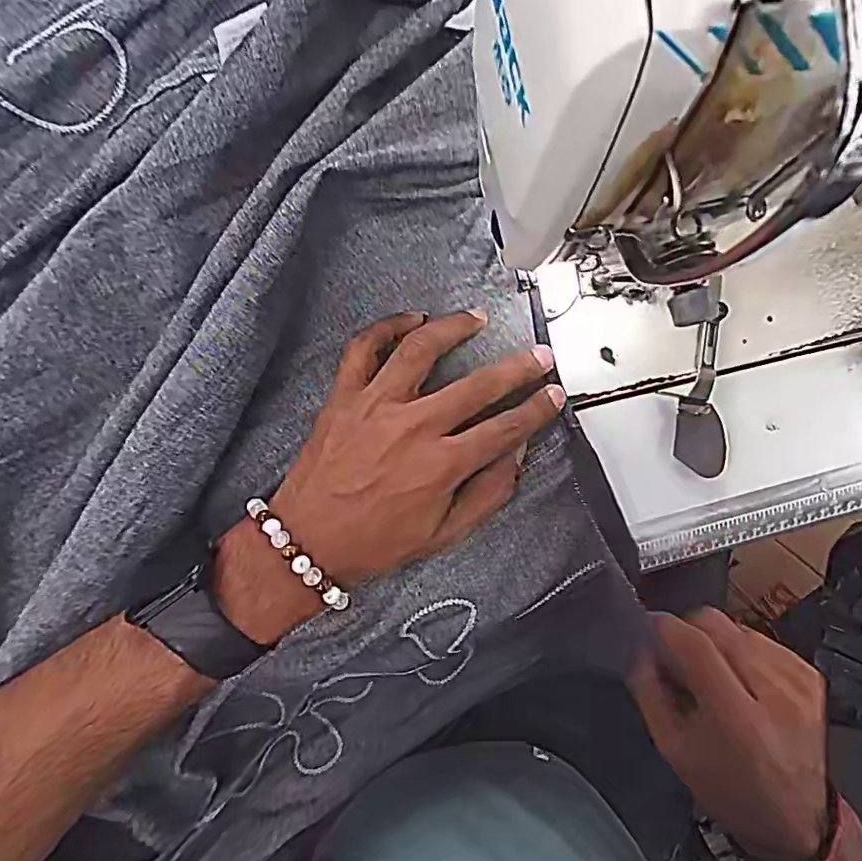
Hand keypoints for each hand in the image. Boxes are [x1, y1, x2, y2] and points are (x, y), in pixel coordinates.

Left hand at [270, 309, 564, 583]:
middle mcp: (412, 428)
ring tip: (475, 319)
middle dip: (517, 367)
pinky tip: (410, 319)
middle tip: (536, 356)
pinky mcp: (345, 397)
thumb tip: (515, 456)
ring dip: (455, 328)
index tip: (551, 395)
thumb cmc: (373, 541)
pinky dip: (387, 327)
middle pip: (478, 385)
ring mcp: (375, 406)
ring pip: (422, 349)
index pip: (505, 427)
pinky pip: (364, 348)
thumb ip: (488, 493)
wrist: (310, 541)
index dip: (536, 409)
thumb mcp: (444, 533)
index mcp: (440, 465)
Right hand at [628, 607, 830, 860]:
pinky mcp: (810, 675)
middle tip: (678, 661)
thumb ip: (648, 690)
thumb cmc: (729, 789)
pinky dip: (741, 651)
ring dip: (715, 643)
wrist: (795, 818)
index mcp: (736, 716)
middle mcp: (773, 691)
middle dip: (686, 633)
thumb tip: (637, 645)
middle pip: (713, 622)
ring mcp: (796, 680)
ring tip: (712, 678)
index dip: (661, 627)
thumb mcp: (672, 748)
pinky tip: (740, 681)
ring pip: (734, 626)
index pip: (692, 641)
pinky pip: (759, 638)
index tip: (646, 629)